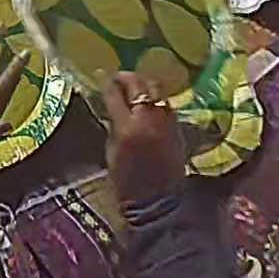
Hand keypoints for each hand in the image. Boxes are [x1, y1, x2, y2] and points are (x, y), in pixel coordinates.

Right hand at [100, 72, 186, 204]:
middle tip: (117, 76)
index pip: (114, 94)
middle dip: (125, 77)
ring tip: (133, 84)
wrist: (158, 202)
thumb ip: (112, 126)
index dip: (106, 81)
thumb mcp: (111, 153)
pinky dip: (155, 96)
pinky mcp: (177, 125)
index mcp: (126, 128)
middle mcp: (147, 118)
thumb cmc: (127, 183)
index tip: (101, 75)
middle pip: (137, 84)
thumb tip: (111, 108)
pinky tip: (148, 100)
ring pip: (155, 89)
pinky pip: (165, 102)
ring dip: (142, 83)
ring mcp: (165, 120)